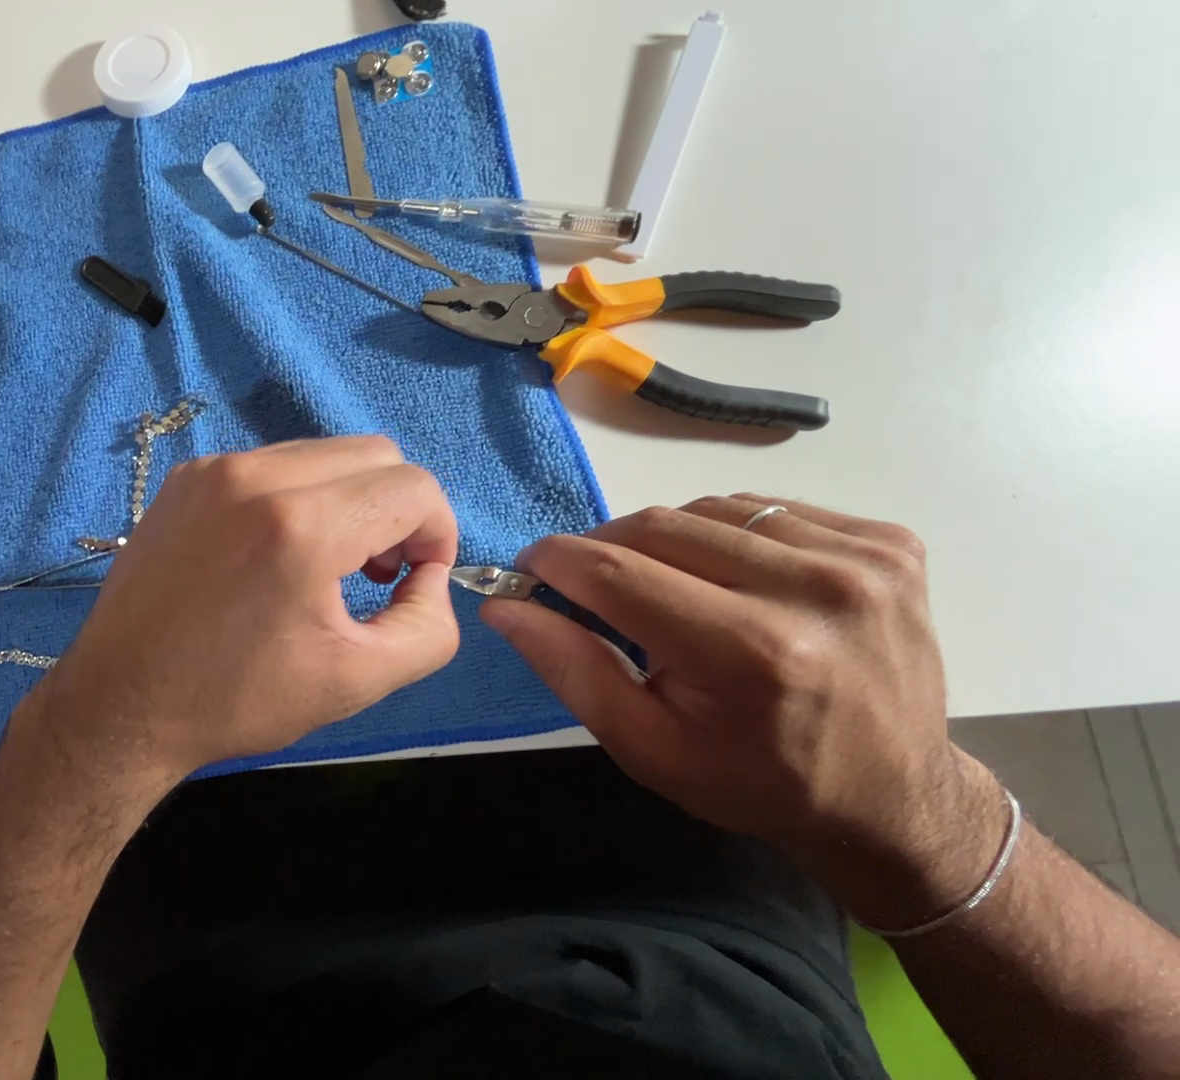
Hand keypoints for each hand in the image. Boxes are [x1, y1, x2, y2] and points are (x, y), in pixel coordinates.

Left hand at [25, 436, 460, 781]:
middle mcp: (256, 476)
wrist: (122, 703)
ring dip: (348, 499)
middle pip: (375, 455)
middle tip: (376, 574)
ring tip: (327, 565)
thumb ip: (428, 625)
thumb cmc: (236, 699)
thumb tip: (430, 575)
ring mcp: (213, 469)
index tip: (414, 581)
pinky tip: (276, 552)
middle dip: (397, 510)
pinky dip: (298, 496)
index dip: (436, 533)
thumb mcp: (357, 681)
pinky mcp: (185, 476)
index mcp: (302, 526)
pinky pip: (272, 464)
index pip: (413, 487)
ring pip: (323, 454)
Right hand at [482, 495, 1005, 925]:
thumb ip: (568, 667)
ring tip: (664, 588)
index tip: (528, 573)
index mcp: (750, 653)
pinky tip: (727, 579)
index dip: (554, 563)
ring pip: (706, 509)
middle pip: (657, 526)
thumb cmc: (752, 780)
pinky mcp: (889, 544)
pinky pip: (763, 509)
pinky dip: (723, 534)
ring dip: (662, 540)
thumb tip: (503, 605)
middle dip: (600, 549)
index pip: (615, 572)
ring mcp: (862, 560)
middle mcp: (813, 590)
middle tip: (587, 586)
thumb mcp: (643, 745)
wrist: (893, 798)